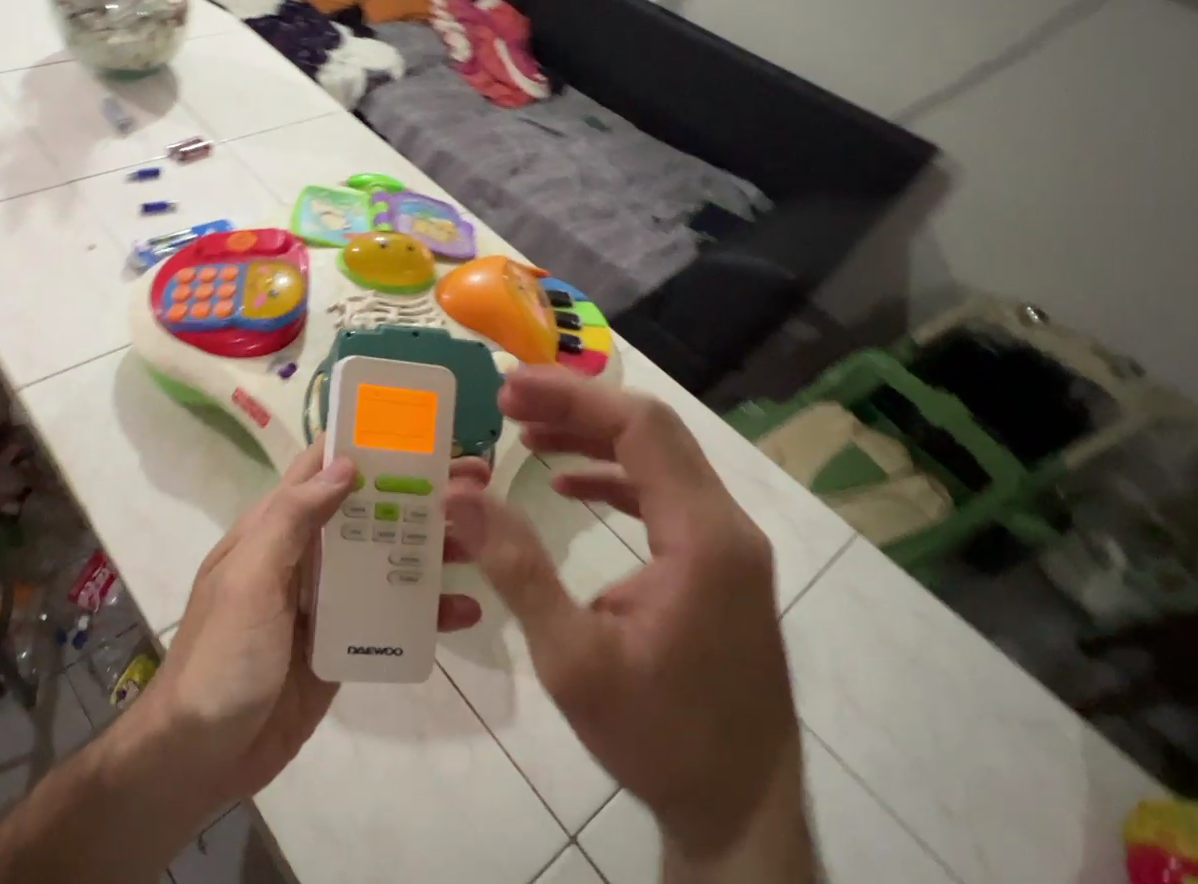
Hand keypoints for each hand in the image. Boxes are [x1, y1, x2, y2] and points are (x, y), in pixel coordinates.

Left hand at [140, 442, 486, 807]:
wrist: (205, 754)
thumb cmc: (222, 658)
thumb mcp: (249, 581)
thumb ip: (291, 521)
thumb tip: (342, 464)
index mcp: (272, 530)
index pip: (320, 471)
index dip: (366, 446)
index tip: (421, 433)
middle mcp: (302, 556)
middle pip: (364, 512)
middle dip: (415, 494)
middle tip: (477, 483)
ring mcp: (324, 601)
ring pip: (382, 560)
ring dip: (427, 548)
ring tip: (484, 541)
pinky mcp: (342, 643)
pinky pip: (388, 615)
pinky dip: (423, 609)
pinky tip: (464, 612)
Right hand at [444, 365, 802, 861]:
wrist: (740, 805)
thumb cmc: (658, 735)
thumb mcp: (572, 657)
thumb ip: (516, 567)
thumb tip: (457, 492)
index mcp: (702, 537)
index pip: (640, 429)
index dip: (571, 399)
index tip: (506, 391)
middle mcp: (725, 527)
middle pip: (652, 434)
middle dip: (576, 409)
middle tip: (505, 403)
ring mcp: (728, 547)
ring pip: (659, 461)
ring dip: (593, 441)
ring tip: (525, 434)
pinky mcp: (718, 567)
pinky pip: (663, 498)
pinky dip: (613, 479)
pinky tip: (566, 485)